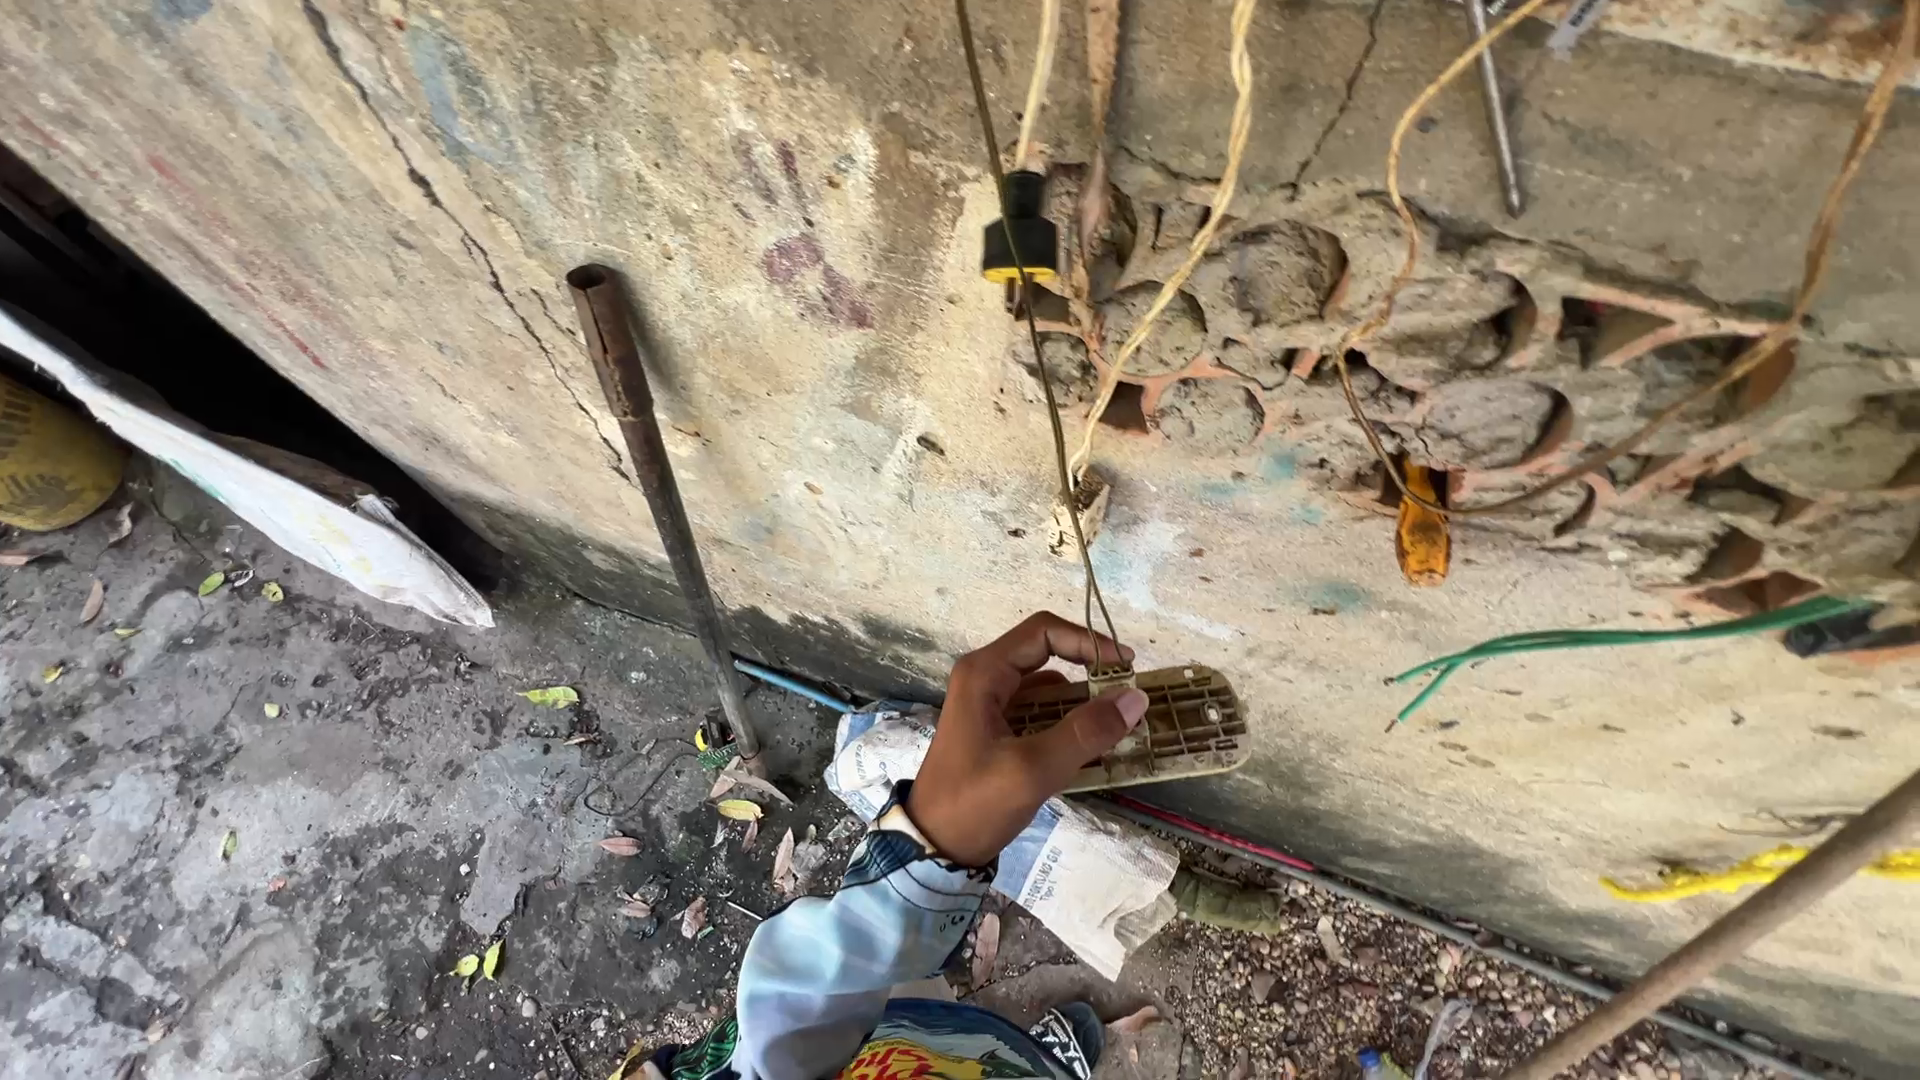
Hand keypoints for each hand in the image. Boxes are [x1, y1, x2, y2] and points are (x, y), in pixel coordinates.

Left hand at [906, 612, 1148, 865]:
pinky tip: (1095, 746)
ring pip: (1047, 686)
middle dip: (1090, 672)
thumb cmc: (974, 803)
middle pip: (1047, 654)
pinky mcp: (997, 728)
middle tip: (1128, 696)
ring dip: (1082, 701)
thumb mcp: (1033, 769)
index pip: (1043, 631)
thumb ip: (1085, 732)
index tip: (1126, 666)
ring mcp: (990, 703)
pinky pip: (1040, 711)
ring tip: (1120, 724)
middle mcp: (985, 677)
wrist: (932, 847)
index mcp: (984, 673)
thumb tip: (1136, 697)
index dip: (1088, 641)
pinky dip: (1068, 722)